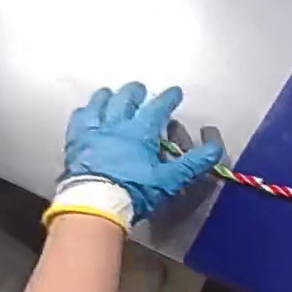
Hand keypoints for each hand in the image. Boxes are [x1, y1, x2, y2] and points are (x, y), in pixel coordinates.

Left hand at [54, 82, 223, 226]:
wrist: (96, 203)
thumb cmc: (135, 191)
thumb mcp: (170, 179)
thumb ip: (193, 163)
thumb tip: (215, 149)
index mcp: (141, 131)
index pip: (158, 108)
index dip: (168, 99)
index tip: (175, 92)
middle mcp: (116, 124)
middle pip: (125, 99)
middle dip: (135, 92)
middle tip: (140, 89)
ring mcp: (93, 131)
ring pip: (99, 104)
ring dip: (107, 96)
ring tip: (110, 93)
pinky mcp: (75, 142)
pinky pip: (79, 119)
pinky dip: (85, 112)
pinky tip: (86, 112)